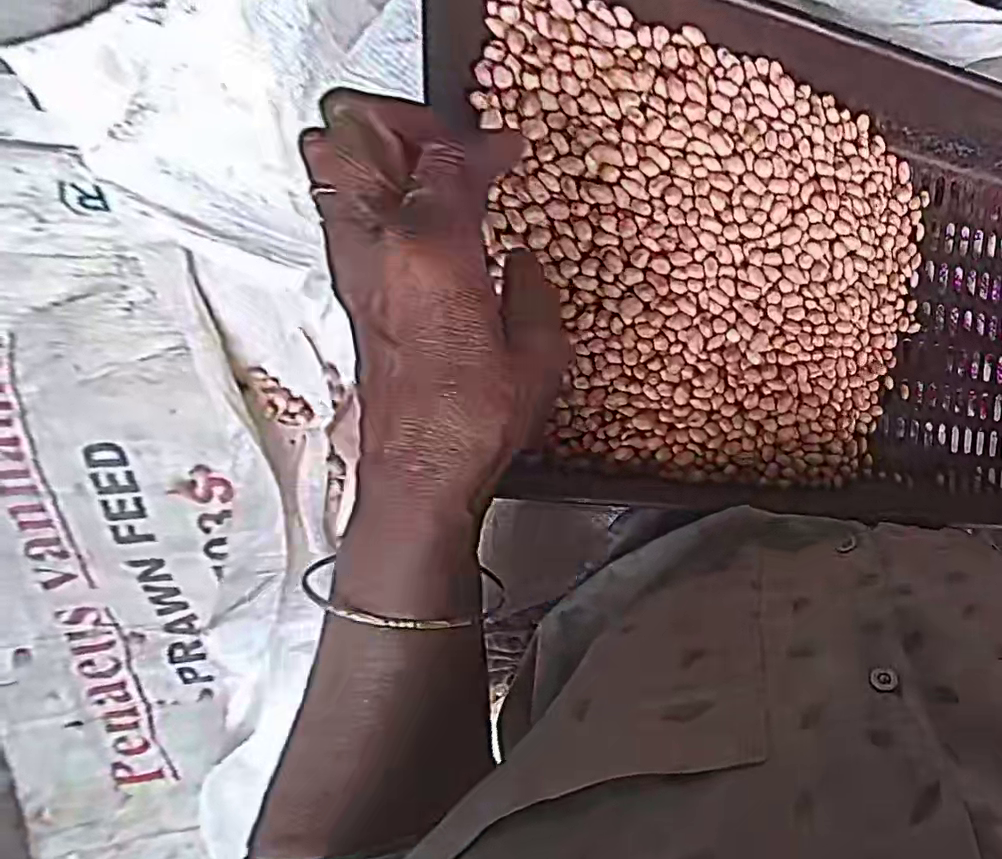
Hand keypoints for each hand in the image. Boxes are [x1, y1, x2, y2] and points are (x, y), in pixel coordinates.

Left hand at [302, 89, 572, 518]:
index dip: (482, 146)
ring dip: (378, 148)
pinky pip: (342, 204)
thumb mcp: (540, 356)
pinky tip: (420, 219)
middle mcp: (379, 244)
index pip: (447, 163)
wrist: (422, 460)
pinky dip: (373, 188)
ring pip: (329, 155)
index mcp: (435, 254)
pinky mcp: (349, 284)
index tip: (509, 149)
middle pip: (357, 130)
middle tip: (457, 147)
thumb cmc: (479, 416)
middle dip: (409, 122)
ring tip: (432, 174)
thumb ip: (533, 295)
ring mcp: (354, 261)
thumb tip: (522, 262)